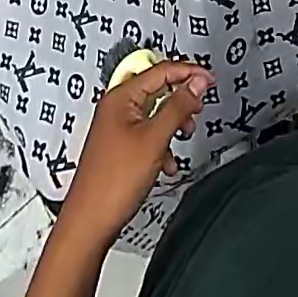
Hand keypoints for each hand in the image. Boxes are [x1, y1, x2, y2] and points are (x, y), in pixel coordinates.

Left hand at [55, 61, 211, 245]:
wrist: (89, 225)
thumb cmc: (111, 184)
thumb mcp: (155, 137)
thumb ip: (179, 105)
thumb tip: (196, 82)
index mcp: (121, 97)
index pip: (162, 70)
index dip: (189, 72)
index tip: (208, 79)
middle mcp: (116, 108)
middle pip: (158, 88)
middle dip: (182, 98)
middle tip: (199, 103)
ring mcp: (116, 127)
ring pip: (155, 111)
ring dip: (174, 121)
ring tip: (185, 132)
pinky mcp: (119, 146)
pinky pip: (149, 132)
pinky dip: (163, 141)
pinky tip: (168, 160)